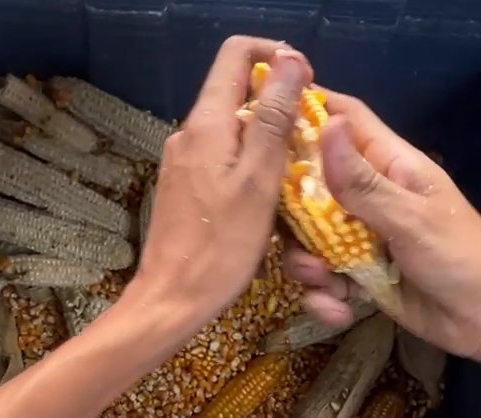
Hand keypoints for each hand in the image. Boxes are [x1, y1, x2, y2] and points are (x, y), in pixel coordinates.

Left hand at [126, 37, 311, 333]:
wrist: (171, 300)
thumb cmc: (219, 248)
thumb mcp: (258, 182)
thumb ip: (273, 119)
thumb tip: (290, 59)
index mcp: (206, 123)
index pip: (238, 54)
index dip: (277, 58)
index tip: (307, 88)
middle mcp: (189, 134)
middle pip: (236, 94)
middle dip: (277, 108)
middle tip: (309, 144)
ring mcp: (183, 164)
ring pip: (232, 132)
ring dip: (266, 144)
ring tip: (293, 178)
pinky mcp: (184, 191)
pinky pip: (222, 163)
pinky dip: (248, 170)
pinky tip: (265, 202)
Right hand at [282, 93, 480, 366]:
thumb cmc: (462, 257)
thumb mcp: (411, 218)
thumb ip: (363, 184)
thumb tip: (326, 127)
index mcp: (390, 165)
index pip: (345, 120)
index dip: (308, 112)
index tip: (268, 121)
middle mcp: (370, 197)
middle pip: (311, 187)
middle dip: (294, 215)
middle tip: (294, 238)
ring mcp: (363, 240)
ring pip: (311, 241)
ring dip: (307, 265)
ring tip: (325, 283)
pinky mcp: (361, 279)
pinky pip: (326, 283)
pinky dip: (325, 299)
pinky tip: (341, 312)